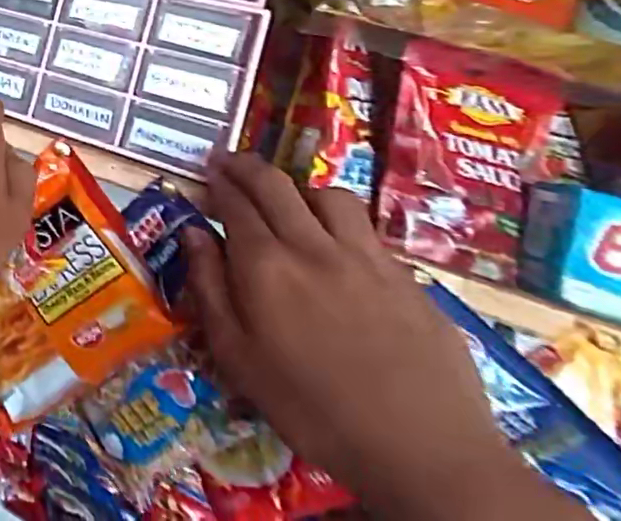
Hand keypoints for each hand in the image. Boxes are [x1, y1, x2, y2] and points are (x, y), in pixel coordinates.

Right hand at [183, 152, 552, 519]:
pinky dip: (341, 227)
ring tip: (289, 202)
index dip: (217, 180)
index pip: (234, 201)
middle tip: (232, 162)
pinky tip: (337, 252)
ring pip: (332, 198)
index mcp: (265, 264)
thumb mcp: (234, 352)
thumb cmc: (309, 406)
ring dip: (301, 189)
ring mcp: (370, 263)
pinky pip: (369, 235)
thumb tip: (192, 232)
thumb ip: (208, 284)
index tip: (206, 169)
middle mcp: (314, 248)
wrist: (428, 457)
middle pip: (278, 185)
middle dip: (249, 167)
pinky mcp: (412, 284)